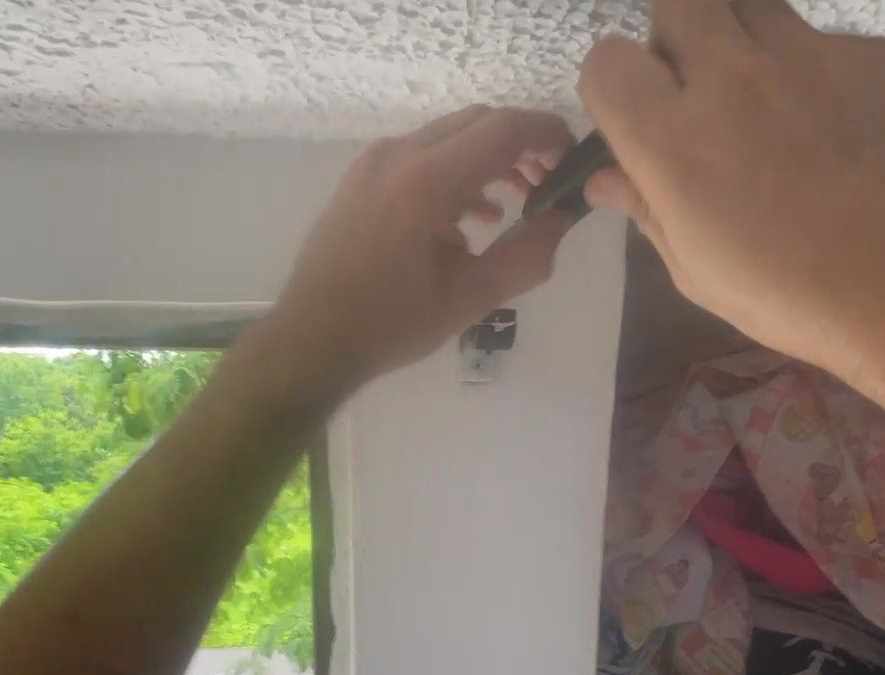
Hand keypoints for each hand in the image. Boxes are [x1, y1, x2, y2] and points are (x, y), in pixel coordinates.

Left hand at [254, 106, 579, 403]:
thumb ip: (524, 258)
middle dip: (519, 147)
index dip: (549, 136)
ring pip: (446, 140)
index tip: (572, 162)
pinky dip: (450, 177)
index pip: (505, 130)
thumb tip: (561, 222)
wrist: (311, 341)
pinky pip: (417, 160)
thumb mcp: (467, 300)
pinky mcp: (358, 181)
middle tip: (544, 188)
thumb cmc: (389, 327)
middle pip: (477, 124)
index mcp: (426, 182)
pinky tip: (462, 225)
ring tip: (509, 211)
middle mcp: (398, 156)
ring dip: (484, 164)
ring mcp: (372, 165)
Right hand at [577, 0, 884, 372]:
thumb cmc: (784, 294)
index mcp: (672, 139)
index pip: (606, 62)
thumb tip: (606, 178)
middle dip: (671, 37)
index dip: (612, 88)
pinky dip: (811, 74)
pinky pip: (823, 40)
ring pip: (749, 2)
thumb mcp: (693, 269)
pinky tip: (833, 133)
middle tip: (691, 92)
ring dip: (736, 38)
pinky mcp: (873, 51)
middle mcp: (730, 74)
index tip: (631, 121)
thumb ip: (646, 208)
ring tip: (758, 103)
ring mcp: (808, 52)